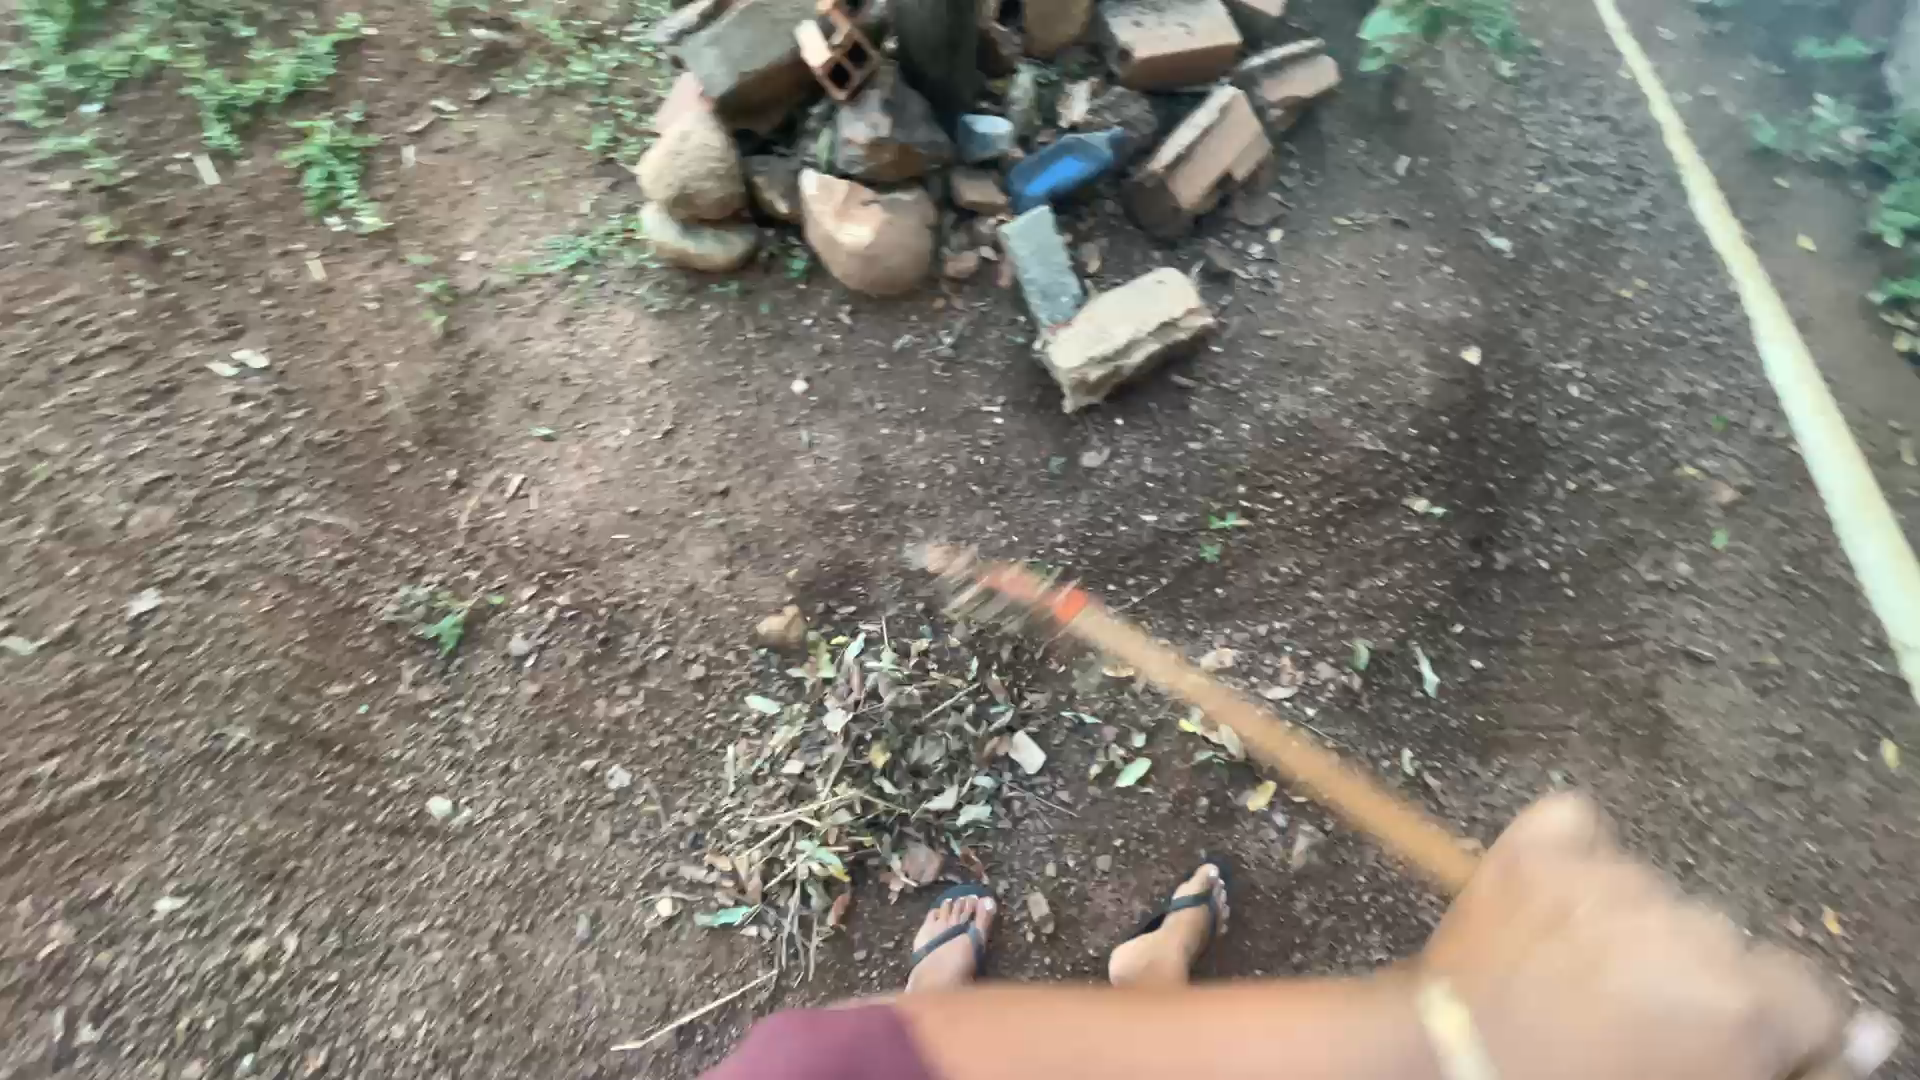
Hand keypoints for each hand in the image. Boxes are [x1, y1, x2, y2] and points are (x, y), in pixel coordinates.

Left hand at [1420, 793, 1889, 1079]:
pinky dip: (1573, 841)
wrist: (1465, 1052)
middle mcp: (1675, 925)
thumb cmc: (1584, 1077)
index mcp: (1739, 999)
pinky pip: (1573, 817)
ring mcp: (1596, 878)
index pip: (1802, 988)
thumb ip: (1779, 1053)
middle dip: (1685, 962)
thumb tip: (1848, 1031)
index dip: (1765, 1012)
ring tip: (1577, 953)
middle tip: (1631, 996)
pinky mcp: (1528, 849)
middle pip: (1714, 931)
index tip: (1724, 1025)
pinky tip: (1561, 878)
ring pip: (1643, 879)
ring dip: (1623, 909)